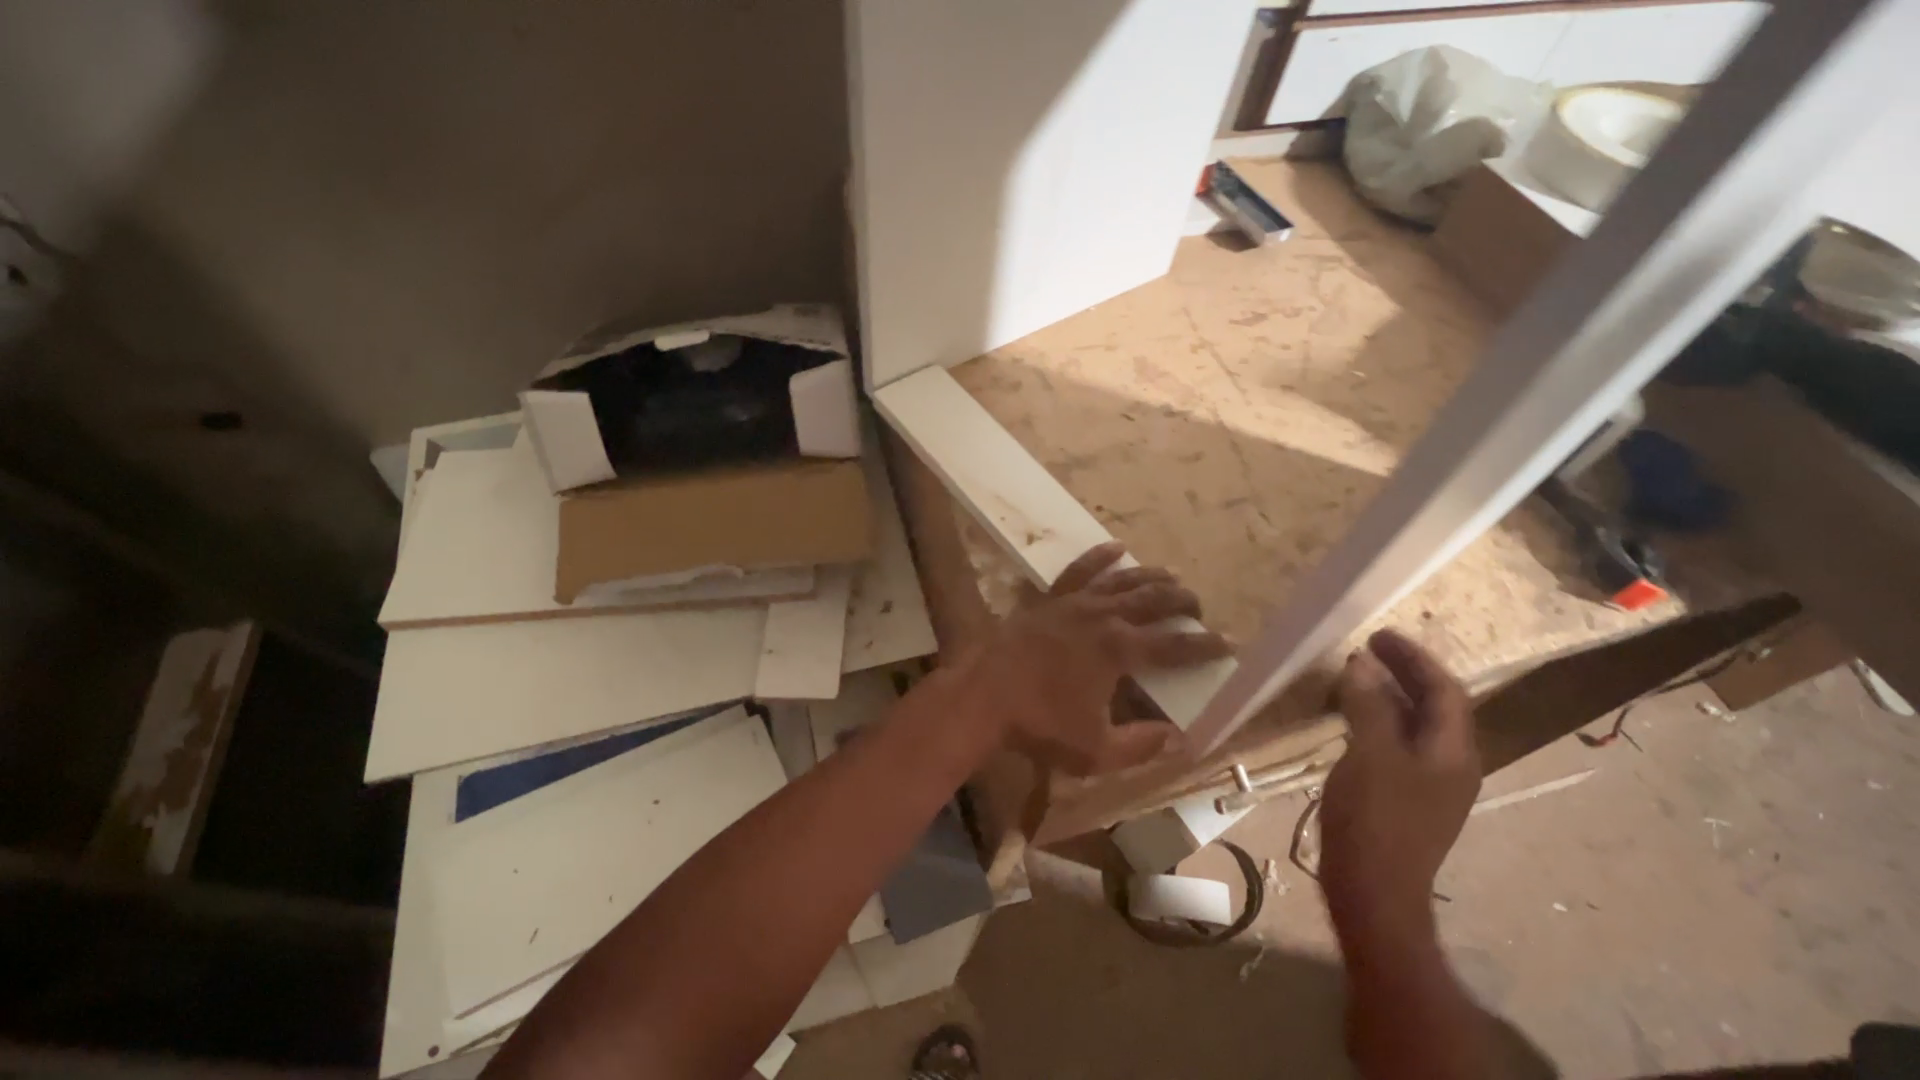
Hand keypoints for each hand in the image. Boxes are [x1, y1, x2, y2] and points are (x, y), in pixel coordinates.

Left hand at [938, 541, 1230, 775]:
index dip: (1205, 646)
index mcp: (1120, 651)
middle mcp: (1102, 617)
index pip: (1175, 646)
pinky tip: (1117, 548)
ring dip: (1152, 577)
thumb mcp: (1095, 750)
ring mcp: (1073, 603)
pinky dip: (1100, 557)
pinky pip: (1079, 569)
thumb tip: (1177, 739)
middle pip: (1154, 601)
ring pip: (1122, 580)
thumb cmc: (1037, 726)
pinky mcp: (1048, 599)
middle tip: (1199, 608)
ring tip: (1172, 576)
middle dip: (1183, 602)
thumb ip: (1140, 745)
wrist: (981, 697)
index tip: (1227, 643)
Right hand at [1319, 630, 1479, 933]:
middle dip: (1404, 674)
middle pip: (1435, 707)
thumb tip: (1363, 666)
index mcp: (1453, 752)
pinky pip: (1400, 748)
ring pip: (1416, 728)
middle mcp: (1452, 766)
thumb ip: (1370, 706)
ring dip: (1390, 698)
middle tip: (1367, 649)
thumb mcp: (1370, 755)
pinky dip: (1380, 724)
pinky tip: (1351, 724)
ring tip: (1356, 678)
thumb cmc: (1376, 820)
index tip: (1378, 635)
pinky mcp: (1409, 803)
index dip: (1414, 658)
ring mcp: (1432, 788)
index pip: (1445, 690)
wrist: (1374, 895)